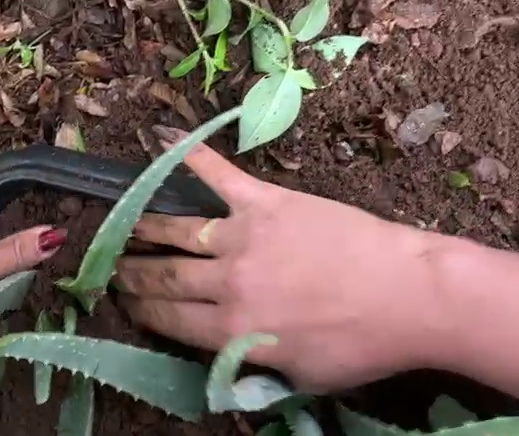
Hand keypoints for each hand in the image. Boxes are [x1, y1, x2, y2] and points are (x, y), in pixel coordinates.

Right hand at [114, 129, 451, 391]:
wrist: (405, 292)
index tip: (124, 303)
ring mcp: (245, 235)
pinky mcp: (265, 200)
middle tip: (112, 267)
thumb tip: (220, 362)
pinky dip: (192, 156)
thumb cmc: (359, 343)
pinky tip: (165, 140)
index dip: (144, 311)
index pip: (172, 319)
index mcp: (236, 330)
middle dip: (134, 272)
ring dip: (147, 227)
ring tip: (125, 223)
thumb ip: (253, 368)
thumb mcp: (301, 378)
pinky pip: (221, 174)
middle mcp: (230, 281)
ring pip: (180, 229)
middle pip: (167, 275)